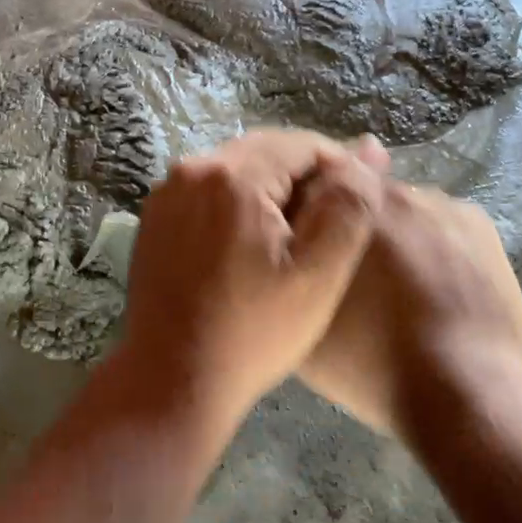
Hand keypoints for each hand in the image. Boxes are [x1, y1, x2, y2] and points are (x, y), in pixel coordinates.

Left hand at [120, 129, 383, 418]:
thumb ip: (348, 206)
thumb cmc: (254, 331)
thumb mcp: (319, 274)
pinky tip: (252, 242)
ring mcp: (167, 192)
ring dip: (270, 188)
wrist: (173, 378)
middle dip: (304, 174)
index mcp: (233, 175)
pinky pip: (208, 192)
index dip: (339, 167)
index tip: (359, 203)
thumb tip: (366, 154)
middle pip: (265, 151)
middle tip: (334, 219)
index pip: (301, 144)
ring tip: (297, 233)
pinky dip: (236, 204)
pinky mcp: (155, 217)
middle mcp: (192, 169)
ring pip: (236, 169)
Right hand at [297, 140, 521, 437]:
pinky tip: (436, 286)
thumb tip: (287, 256)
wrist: (464, 392)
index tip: (306, 245)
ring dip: (397, 234)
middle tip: (354, 274)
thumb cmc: (370, 363)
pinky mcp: (478, 224)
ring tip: (399, 286)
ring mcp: (439, 205)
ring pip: (404, 210)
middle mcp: (389, 193)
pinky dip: (436, 244)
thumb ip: (288, 275)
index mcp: (341, 208)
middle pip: (359, 196)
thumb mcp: (301, 326)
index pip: (311, 187)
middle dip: (352, 224)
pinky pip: (443, 223)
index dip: (306, 214)